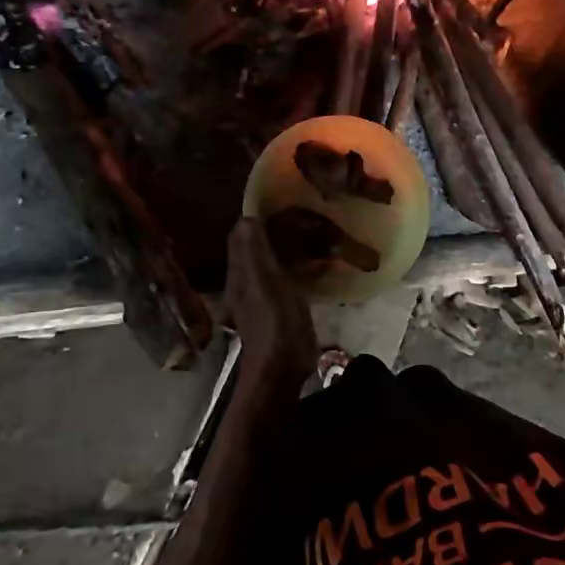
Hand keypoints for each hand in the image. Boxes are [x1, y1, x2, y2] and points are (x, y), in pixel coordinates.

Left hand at [226, 218, 317, 387]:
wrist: (282, 366)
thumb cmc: (272, 319)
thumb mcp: (261, 279)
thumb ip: (252, 248)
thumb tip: (246, 216)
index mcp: (240, 269)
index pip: (245, 232)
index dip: (260, 214)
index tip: (285, 199)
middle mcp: (248, 278)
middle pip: (262, 244)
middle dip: (281, 227)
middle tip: (309, 213)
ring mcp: (266, 294)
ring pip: (279, 259)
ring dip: (295, 245)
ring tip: (320, 231)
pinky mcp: (285, 306)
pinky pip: (293, 276)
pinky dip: (306, 265)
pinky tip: (324, 261)